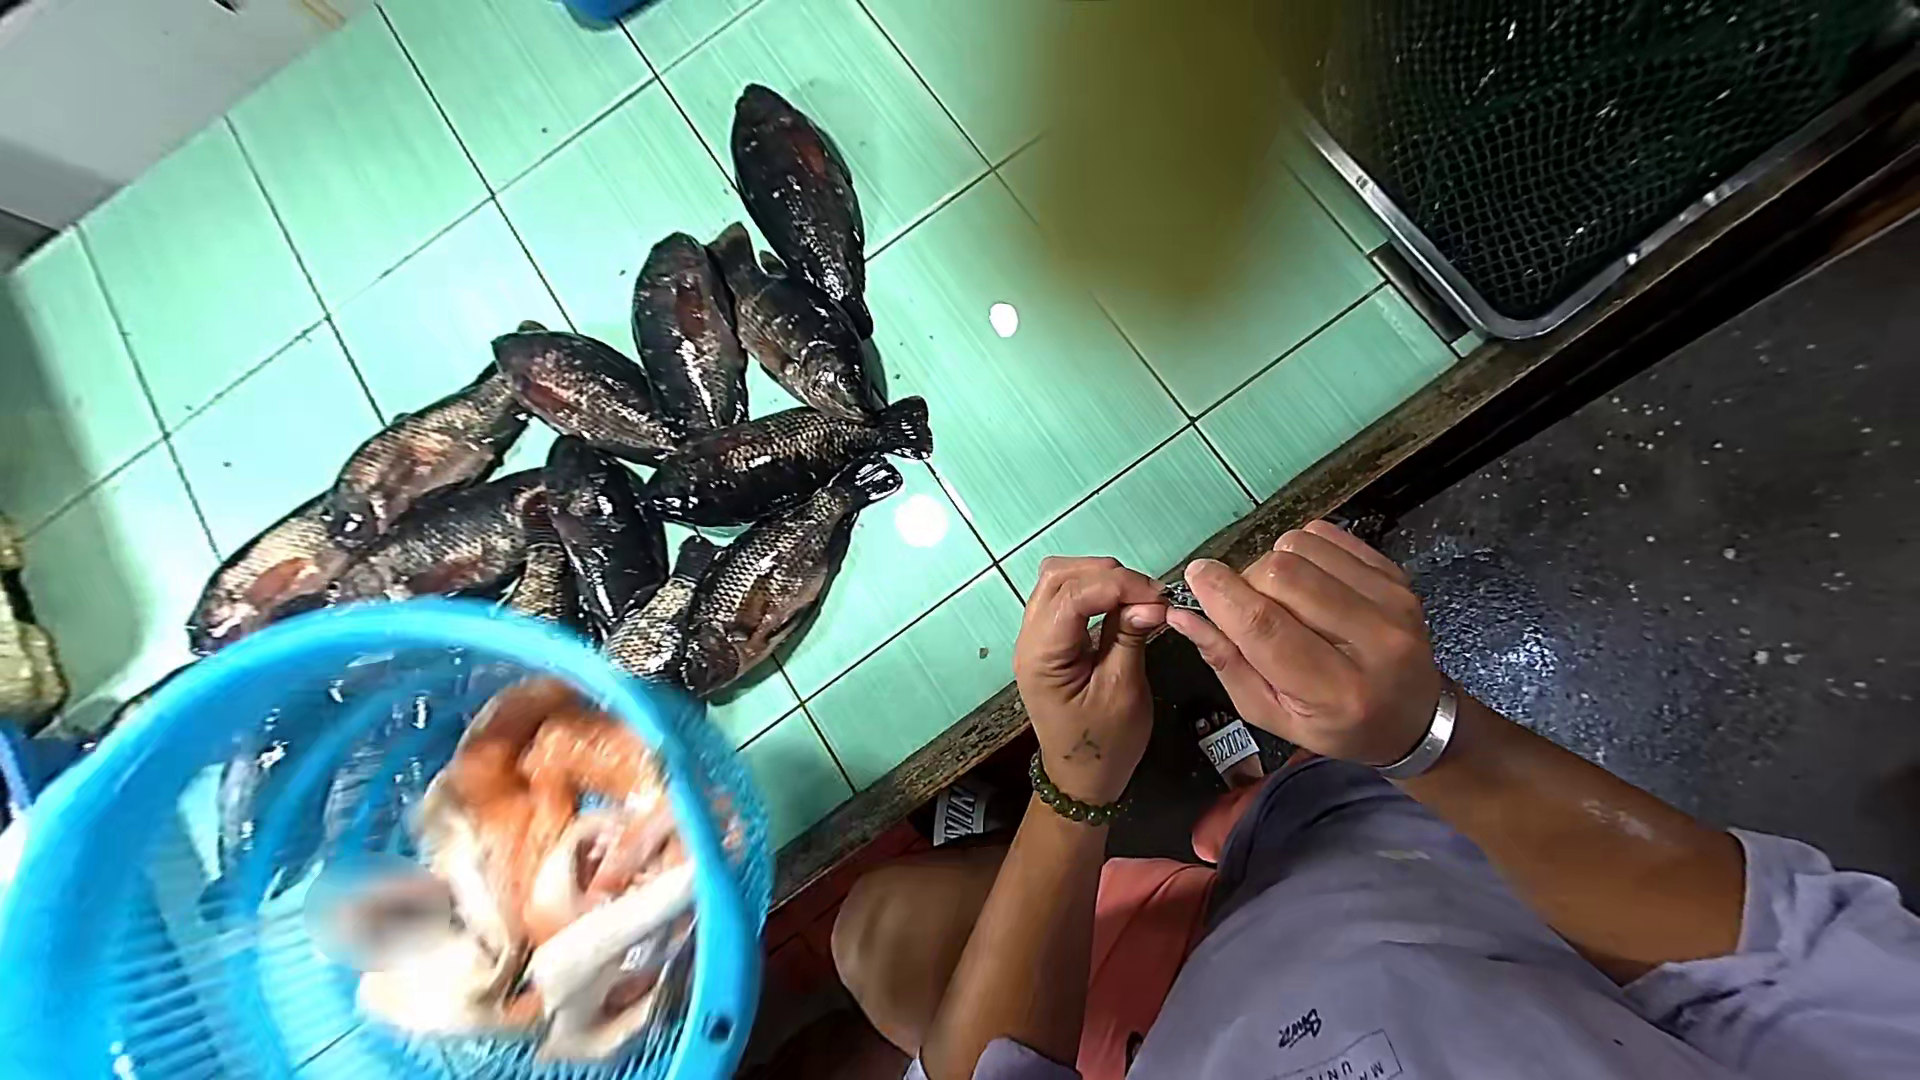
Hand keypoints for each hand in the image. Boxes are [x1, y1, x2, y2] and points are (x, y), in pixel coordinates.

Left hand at [1013, 557, 1167, 804]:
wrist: (1080, 779)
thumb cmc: (1103, 745)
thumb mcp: (1124, 692)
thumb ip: (1130, 637)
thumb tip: (1151, 600)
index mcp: (1042, 655)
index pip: (1072, 595)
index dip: (1118, 585)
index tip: (1158, 595)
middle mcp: (1029, 638)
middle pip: (1057, 576)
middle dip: (1106, 574)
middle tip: (1148, 594)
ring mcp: (1034, 636)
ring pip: (1057, 579)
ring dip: (1097, 577)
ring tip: (1136, 595)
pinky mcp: (1047, 638)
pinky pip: (1062, 596)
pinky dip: (1091, 589)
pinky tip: (1118, 601)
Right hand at [1166, 521, 1441, 765]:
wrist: (1412, 717)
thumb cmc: (1330, 722)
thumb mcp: (1266, 710)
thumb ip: (1223, 660)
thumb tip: (1180, 614)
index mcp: (1334, 690)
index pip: (1264, 625)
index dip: (1220, 593)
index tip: (1196, 576)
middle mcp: (1373, 642)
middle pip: (1281, 574)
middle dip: (1246, 582)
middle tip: (1248, 604)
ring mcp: (1391, 602)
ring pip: (1299, 547)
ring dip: (1272, 564)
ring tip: (1281, 596)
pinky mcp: (1395, 575)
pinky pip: (1324, 535)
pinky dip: (1299, 549)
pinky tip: (1306, 580)